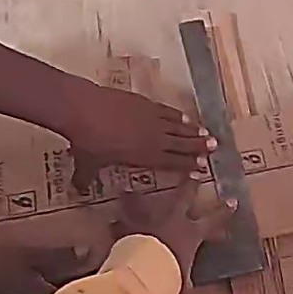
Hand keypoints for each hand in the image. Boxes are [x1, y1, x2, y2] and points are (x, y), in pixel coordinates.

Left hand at [59, 82, 215, 193]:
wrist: (83, 109)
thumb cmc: (87, 141)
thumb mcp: (86, 163)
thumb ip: (85, 178)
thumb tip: (77, 191)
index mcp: (143, 156)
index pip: (171, 162)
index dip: (186, 165)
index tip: (201, 167)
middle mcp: (152, 138)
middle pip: (181, 143)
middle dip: (198, 147)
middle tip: (215, 147)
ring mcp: (150, 118)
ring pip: (178, 126)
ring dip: (193, 130)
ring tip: (207, 133)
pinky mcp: (144, 103)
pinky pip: (166, 110)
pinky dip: (177, 114)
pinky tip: (185, 116)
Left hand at [117, 182, 236, 293]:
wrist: (144, 267)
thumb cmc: (169, 275)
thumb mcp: (181, 285)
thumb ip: (182, 289)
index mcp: (191, 233)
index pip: (214, 220)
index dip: (224, 212)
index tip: (233, 200)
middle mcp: (172, 219)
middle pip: (184, 196)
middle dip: (189, 184)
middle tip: (193, 172)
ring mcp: (148, 218)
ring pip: (144, 201)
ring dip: (137, 196)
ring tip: (130, 188)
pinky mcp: (127, 224)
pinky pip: (118, 220)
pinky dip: (114, 222)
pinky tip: (109, 219)